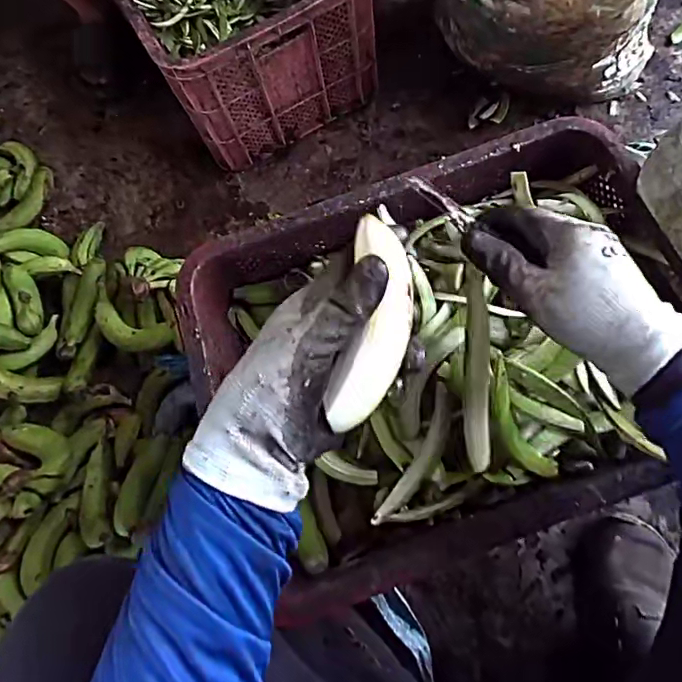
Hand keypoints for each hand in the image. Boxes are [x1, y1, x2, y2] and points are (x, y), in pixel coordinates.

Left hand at [182, 254, 388, 511]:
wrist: (264, 445)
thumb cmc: (275, 383)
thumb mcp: (310, 341)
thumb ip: (345, 306)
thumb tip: (380, 260)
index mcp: (315, 301)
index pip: (349, 262)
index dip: (375, 246)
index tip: (404, 235)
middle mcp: (334, 318)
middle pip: (375, 292)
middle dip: (400, 291)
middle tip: (418, 295)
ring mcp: (348, 348)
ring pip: (387, 328)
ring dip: (405, 331)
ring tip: (413, 344)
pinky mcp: (359, 379)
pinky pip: (389, 362)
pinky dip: (402, 363)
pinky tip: (409, 369)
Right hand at [462, 207, 681, 397]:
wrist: (645, 347)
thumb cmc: (583, 317)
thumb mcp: (532, 291)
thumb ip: (500, 261)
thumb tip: (471, 237)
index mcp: (566, 231)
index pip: (519, 214)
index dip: (491, 222)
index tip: (471, 237)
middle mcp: (585, 231)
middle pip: (537, 228)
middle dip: (508, 242)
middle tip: (487, 264)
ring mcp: (601, 249)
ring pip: (553, 246)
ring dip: (528, 258)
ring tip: (512, 284)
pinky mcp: (610, 268)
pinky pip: (569, 259)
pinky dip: (548, 267)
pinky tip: (542, 291)